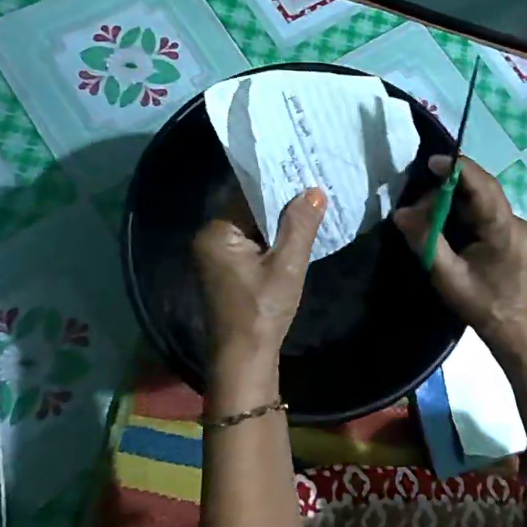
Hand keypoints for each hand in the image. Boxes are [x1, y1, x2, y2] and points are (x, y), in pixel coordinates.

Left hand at [192, 187, 326, 369]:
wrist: (245, 358)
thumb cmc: (262, 309)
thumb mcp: (287, 265)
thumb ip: (299, 225)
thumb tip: (314, 190)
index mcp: (217, 232)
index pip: (248, 193)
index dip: (278, 182)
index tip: (304, 169)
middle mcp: (211, 238)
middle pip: (251, 208)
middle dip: (282, 200)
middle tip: (315, 183)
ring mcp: (218, 255)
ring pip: (255, 226)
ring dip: (281, 220)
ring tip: (314, 202)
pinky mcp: (230, 269)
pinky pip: (255, 242)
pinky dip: (275, 237)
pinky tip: (300, 231)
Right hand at [392, 155, 526, 350]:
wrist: (513, 326)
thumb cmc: (479, 304)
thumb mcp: (447, 277)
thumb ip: (425, 242)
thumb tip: (401, 213)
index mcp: (503, 231)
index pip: (484, 188)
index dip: (459, 170)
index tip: (433, 163)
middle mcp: (516, 222)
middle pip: (483, 189)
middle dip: (451, 185)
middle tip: (421, 198)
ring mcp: (519, 226)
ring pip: (485, 198)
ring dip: (457, 198)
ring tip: (429, 210)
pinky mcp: (515, 231)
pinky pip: (488, 209)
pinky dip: (467, 208)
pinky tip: (449, 220)